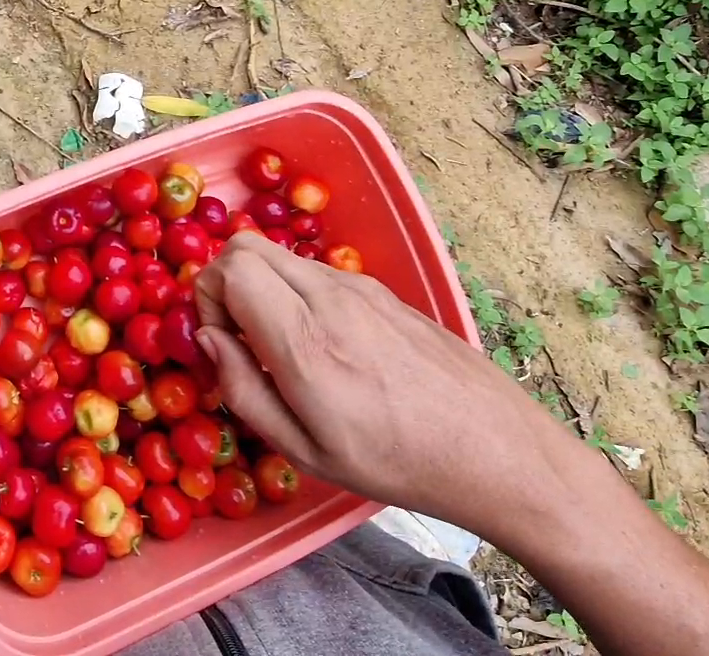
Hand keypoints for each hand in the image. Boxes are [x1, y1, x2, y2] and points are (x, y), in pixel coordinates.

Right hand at [192, 233, 579, 535]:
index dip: (206, 297)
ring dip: (259, 286)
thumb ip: (242, 389)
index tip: (220, 341)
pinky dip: (293, 292)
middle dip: (222, 282)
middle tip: (236, 333)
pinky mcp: (382, 290)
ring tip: (279, 344)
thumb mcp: (305, 451)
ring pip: (278, 255)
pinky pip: (314, 272)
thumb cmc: (397, 463)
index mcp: (305, 341)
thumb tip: (207, 338)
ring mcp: (360, 288)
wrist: (501, 452)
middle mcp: (330, 298)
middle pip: (244, 246)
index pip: (229, 268)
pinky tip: (321, 343)